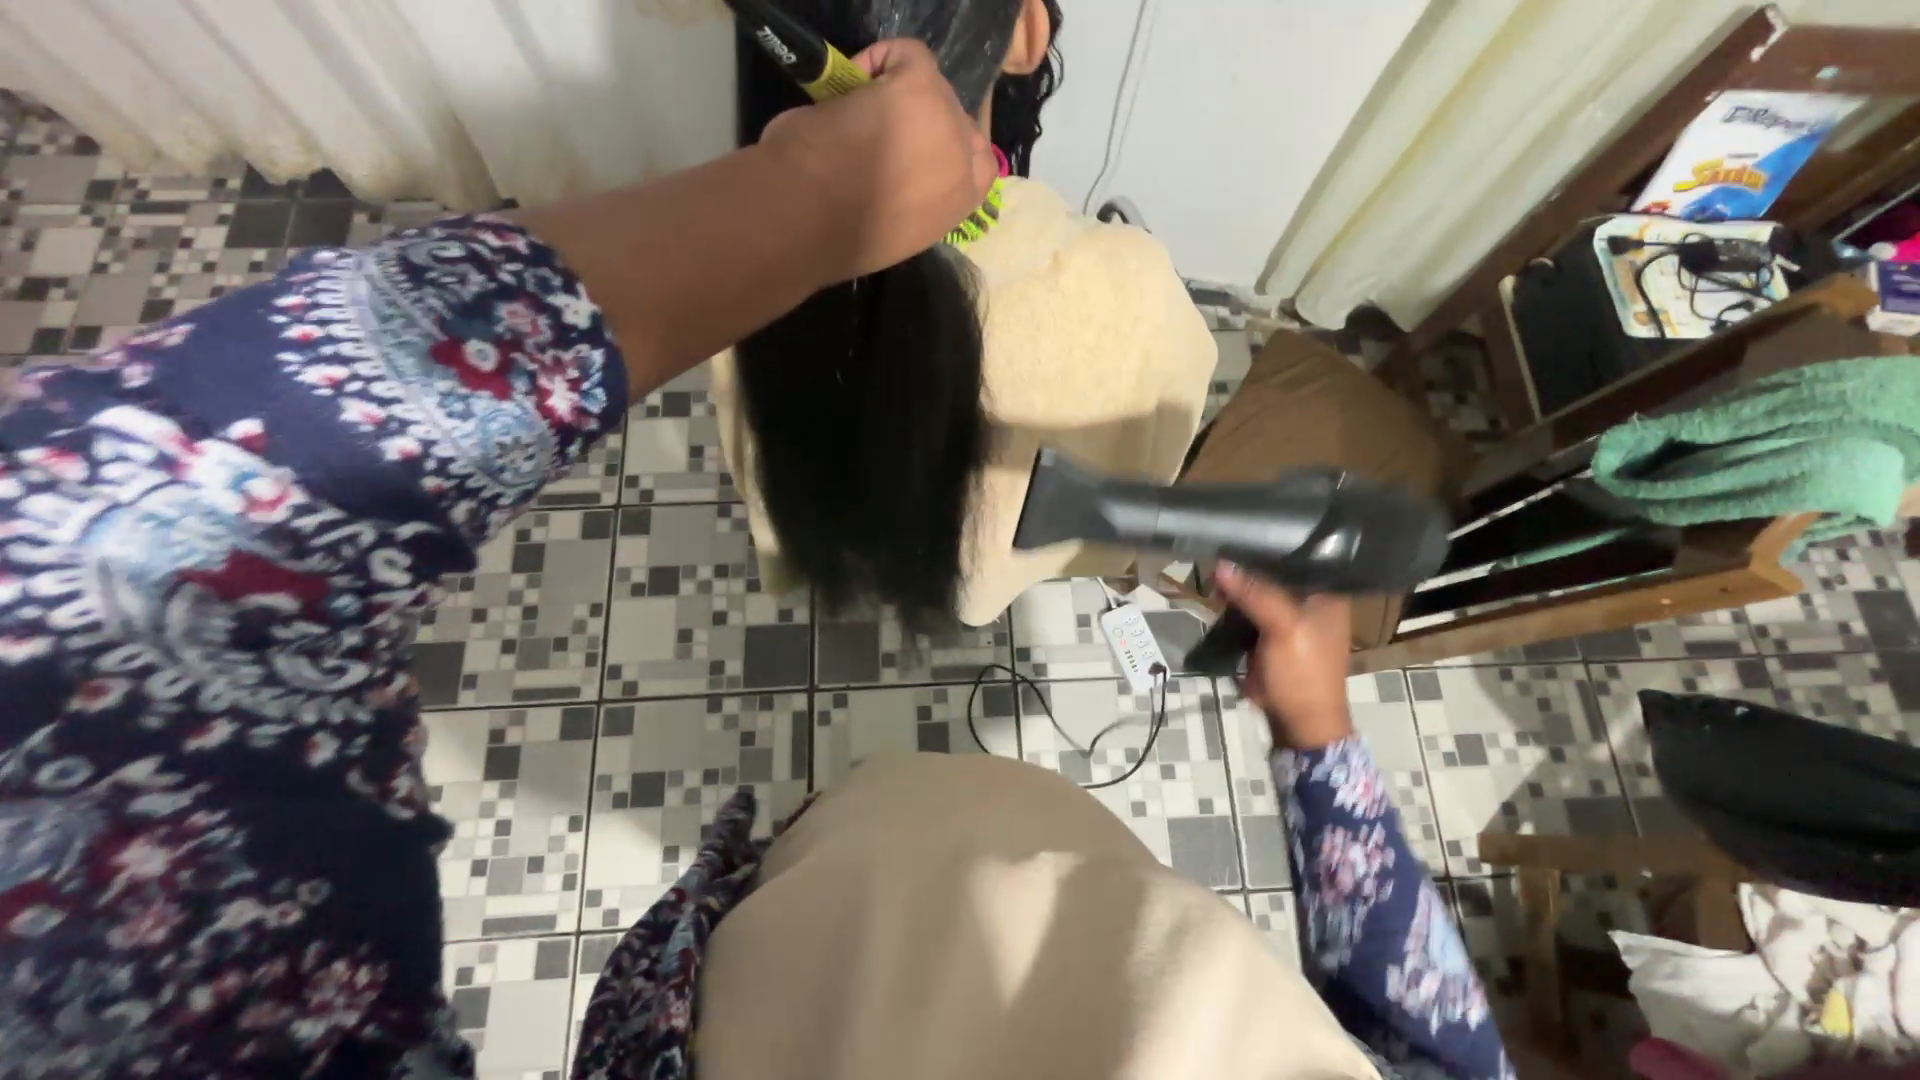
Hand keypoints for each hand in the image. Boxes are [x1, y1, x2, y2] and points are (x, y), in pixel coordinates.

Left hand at [758, 39, 997, 282]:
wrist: (810, 220)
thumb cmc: (837, 236)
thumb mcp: (896, 227)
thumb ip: (918, 194)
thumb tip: (904, 166)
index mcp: (961, 202)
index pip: (978, 162)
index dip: (944, 152)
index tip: (907, 156)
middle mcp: (963, 162)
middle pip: (955, 123)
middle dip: (922, 124)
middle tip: (880, 131)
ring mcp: (945, 124)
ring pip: (934, 91)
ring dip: (902, 96)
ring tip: (865, 113)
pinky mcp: (919, 90)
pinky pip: (910, 55)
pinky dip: (882, 61)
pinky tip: (855, 85)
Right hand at [1212, 562, 1355, 750]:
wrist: (1298, 722)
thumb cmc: (1304, 672)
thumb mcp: (1283, 627)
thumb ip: (1255, 594)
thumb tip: (1220, 565)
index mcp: (1328, 595)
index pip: (1301, 557)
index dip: (1273, 545)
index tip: (1243, 531)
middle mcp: (1312, 601)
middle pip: (1276, 573)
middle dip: (1249, 565)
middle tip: (1220, 550)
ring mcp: (1289, 619)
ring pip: (1260, 592)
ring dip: (1238, 585)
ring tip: (1213, 570)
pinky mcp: (1269, 635)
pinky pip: (1250, 612)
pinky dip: (1235, 605)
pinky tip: (1217, 593)